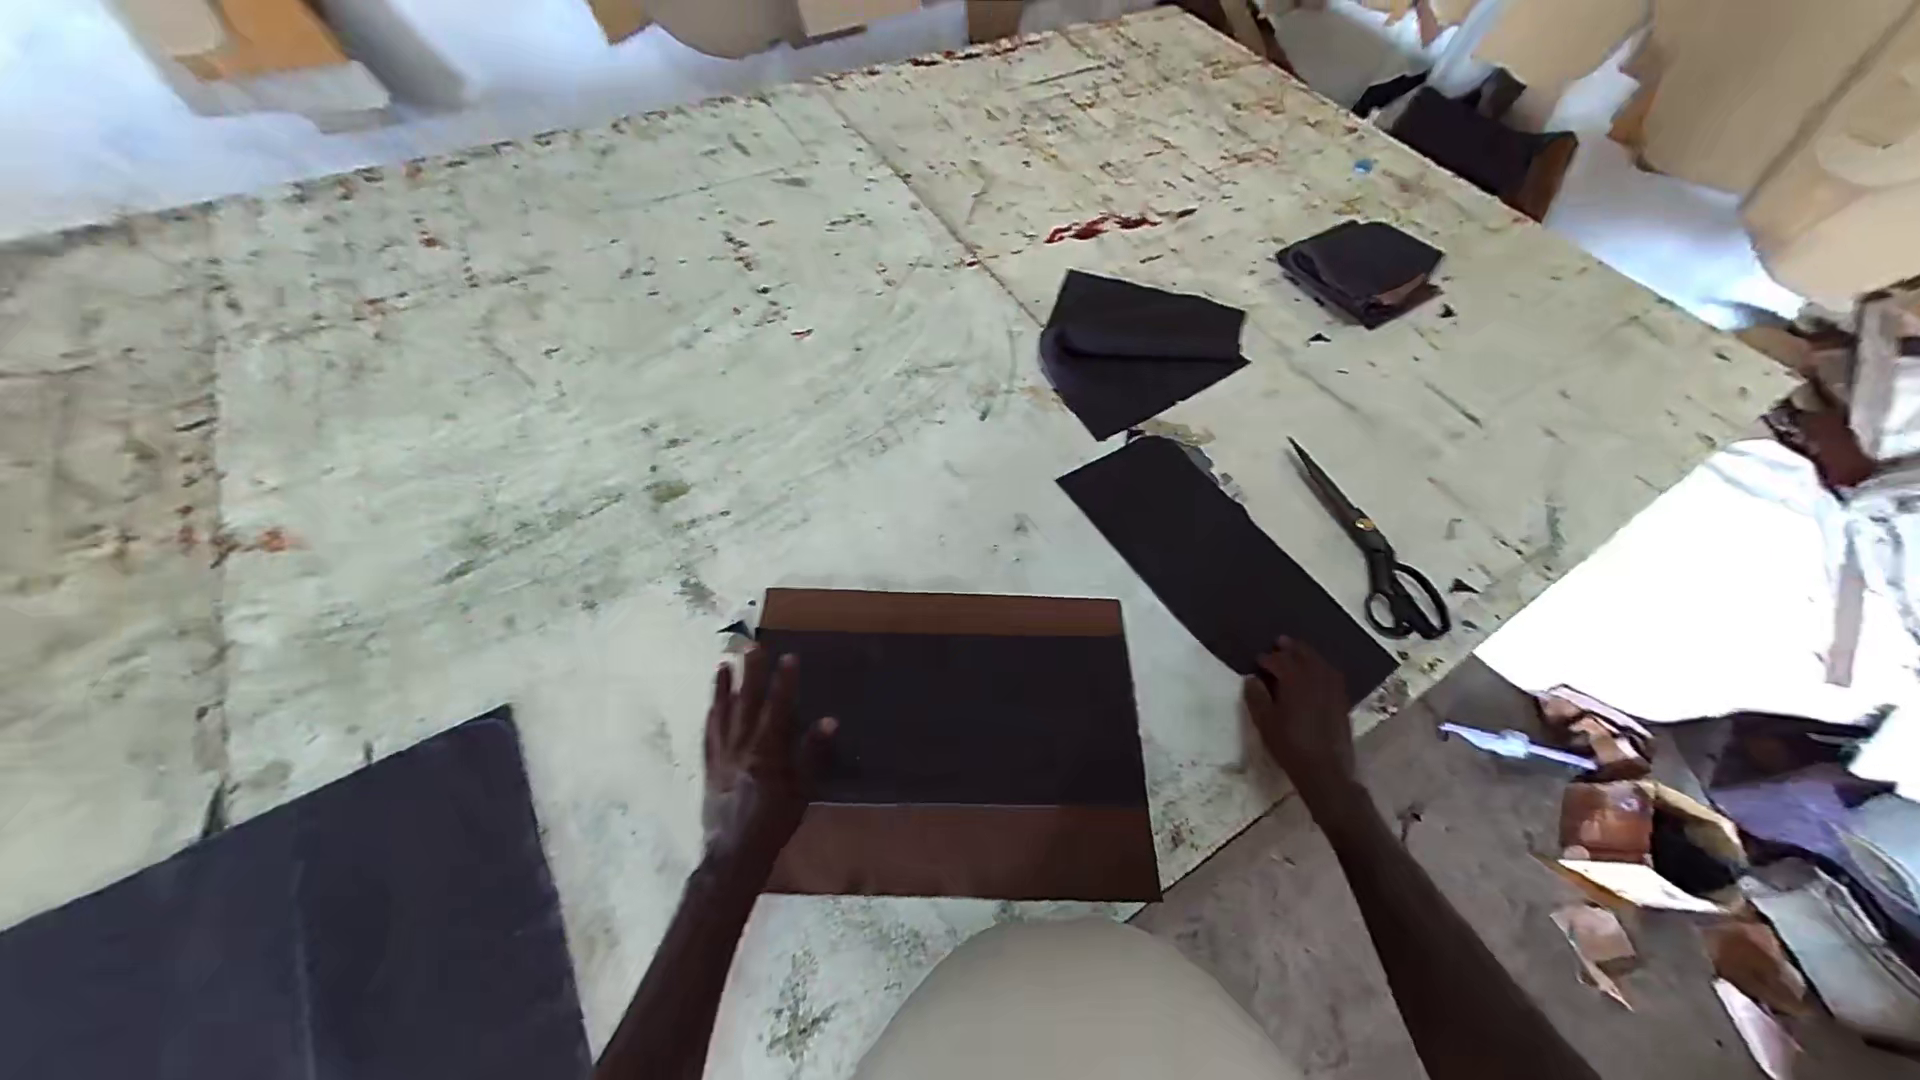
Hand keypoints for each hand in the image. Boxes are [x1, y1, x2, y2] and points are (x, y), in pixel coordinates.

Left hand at [701, 645, 835, 873]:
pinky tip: (712, 702)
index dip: (784, 681)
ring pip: (722, 713)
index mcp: (766, 752)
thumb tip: (829, 721)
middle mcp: (740, 747)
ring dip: (724, 687)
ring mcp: (720, 755)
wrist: (733, 854)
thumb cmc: (774, 822)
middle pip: (746, 702)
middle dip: (751, 673)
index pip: (777, 708)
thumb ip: (813, 754)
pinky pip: (708, 732)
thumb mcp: (802, 791)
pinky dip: (711, 713)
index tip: (788, 656)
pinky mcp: (708, 765)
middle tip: (751, 646)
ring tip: (724, 663)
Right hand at [1242, 638, 1364, 813]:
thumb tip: (1252, 679)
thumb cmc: (1289, 744)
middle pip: (1305, 656)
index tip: (1258, 660)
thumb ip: (1256, 697)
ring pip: (1321, 664)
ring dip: (1309, 655)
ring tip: (1299, 652)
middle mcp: (1316, 680)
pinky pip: (1333, 676)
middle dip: (1292, 648)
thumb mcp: (1265, 721)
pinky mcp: (1341, 702)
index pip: (1280, 662)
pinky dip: (1323, 668)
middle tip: (1280, 642)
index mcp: (1295, 682)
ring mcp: (1332, 691)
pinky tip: (1318, 673)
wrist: (1325, 770)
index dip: (1268, 659)